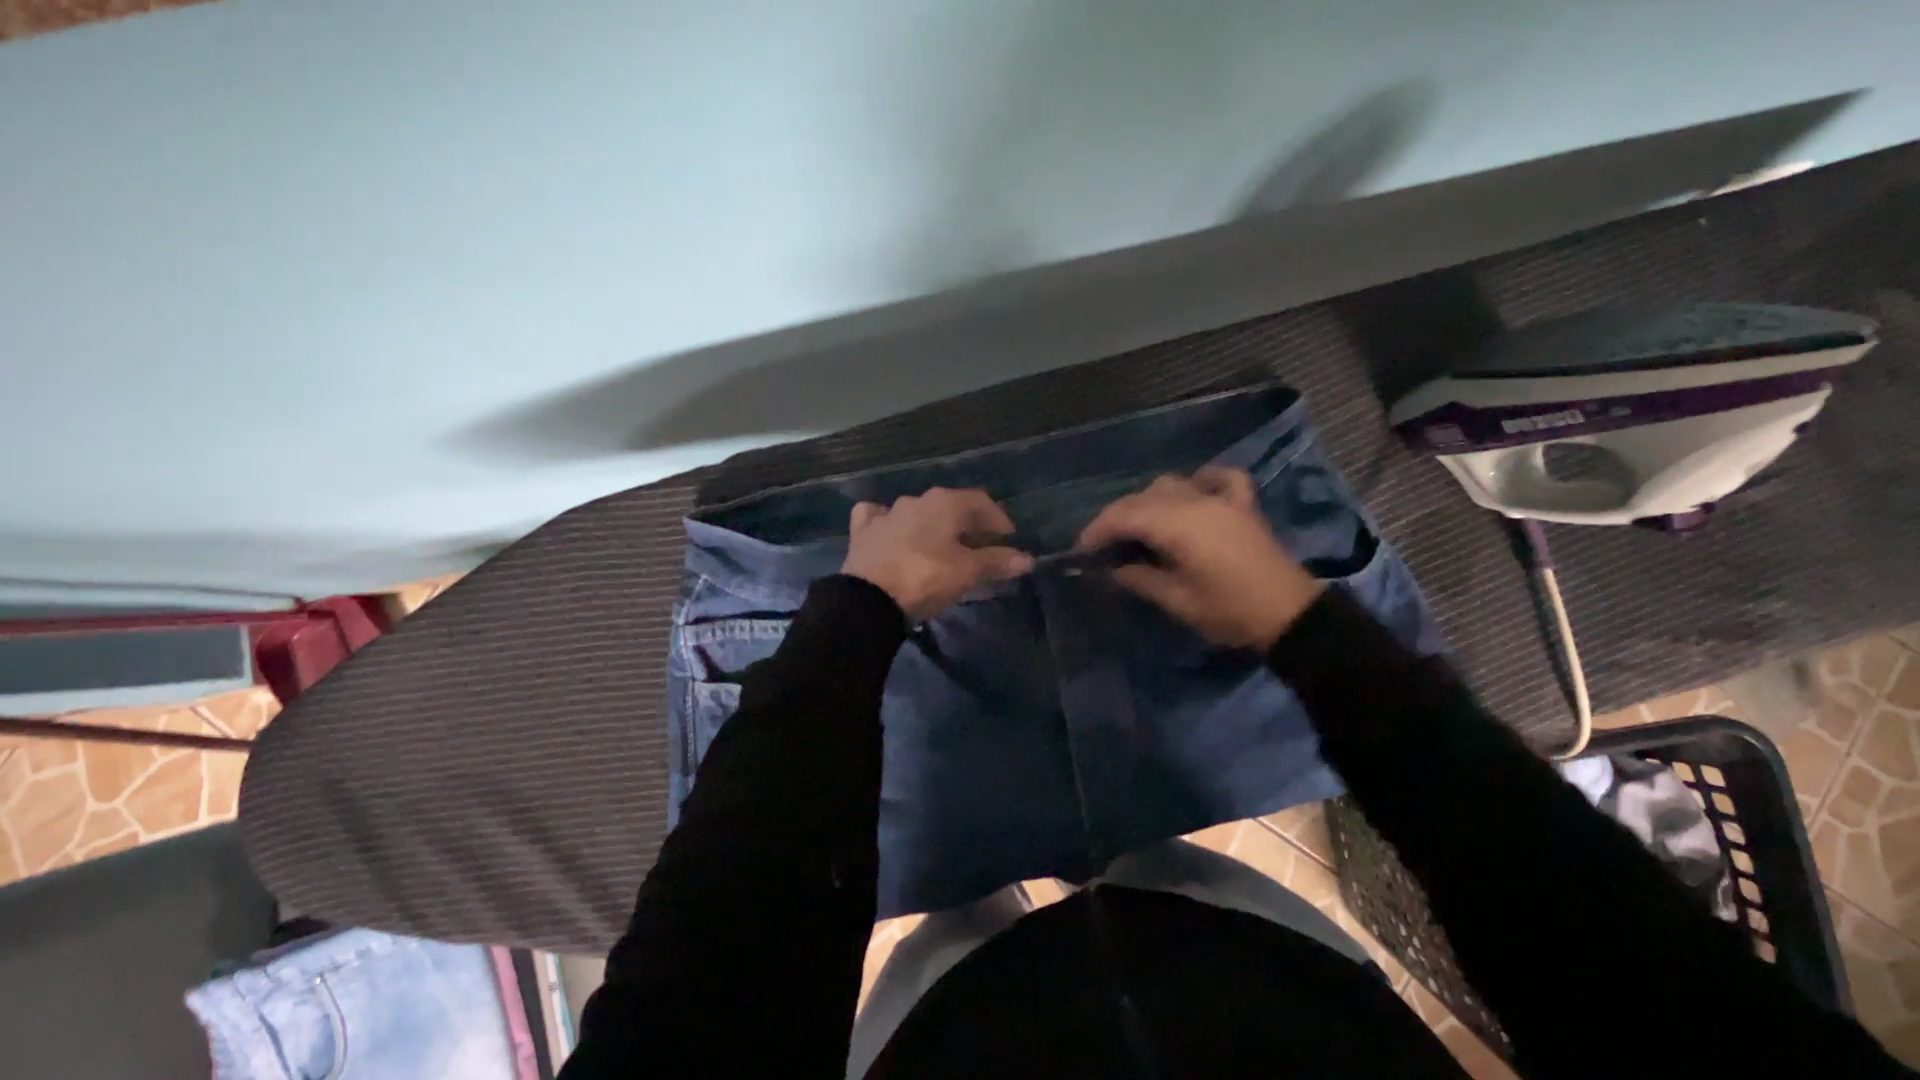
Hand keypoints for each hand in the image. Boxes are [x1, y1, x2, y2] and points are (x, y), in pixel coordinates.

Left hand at [842, 488, 1034, 620]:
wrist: (869, 599)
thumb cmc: (926, 578)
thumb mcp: (967, 572)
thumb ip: (997, 562)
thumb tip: (1027, 559)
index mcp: (945, 503)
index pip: (980, 502)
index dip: (998, 520)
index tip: (1008, 540)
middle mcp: (916, 500)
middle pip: (950, 507)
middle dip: (967, 524)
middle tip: (980, 547)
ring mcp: (887, 514)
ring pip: (917, 513)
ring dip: (933, 526)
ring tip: (942, 548)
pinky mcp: (864, 532)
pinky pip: (881, 519)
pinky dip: (892, 525)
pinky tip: (893, 534)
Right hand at [1077, 466, 1323, 648]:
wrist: (1290, 615)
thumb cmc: (1229, 612)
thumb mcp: (1178, 601)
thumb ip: (1142, 579)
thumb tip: (1115, 569)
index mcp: (1178, 524)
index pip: (1125, 516)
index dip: (1098, 530)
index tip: (1082, 550)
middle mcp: (1196, 501)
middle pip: (1144, 497)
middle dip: (1118, 517)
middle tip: (1104, 545)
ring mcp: (1222, 499)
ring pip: (1173, 484)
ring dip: (1150, 501)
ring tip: (1140, 528)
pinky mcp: (1243, 506)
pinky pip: (1218, 479)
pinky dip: (1200, 481)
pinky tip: (1193, 493)